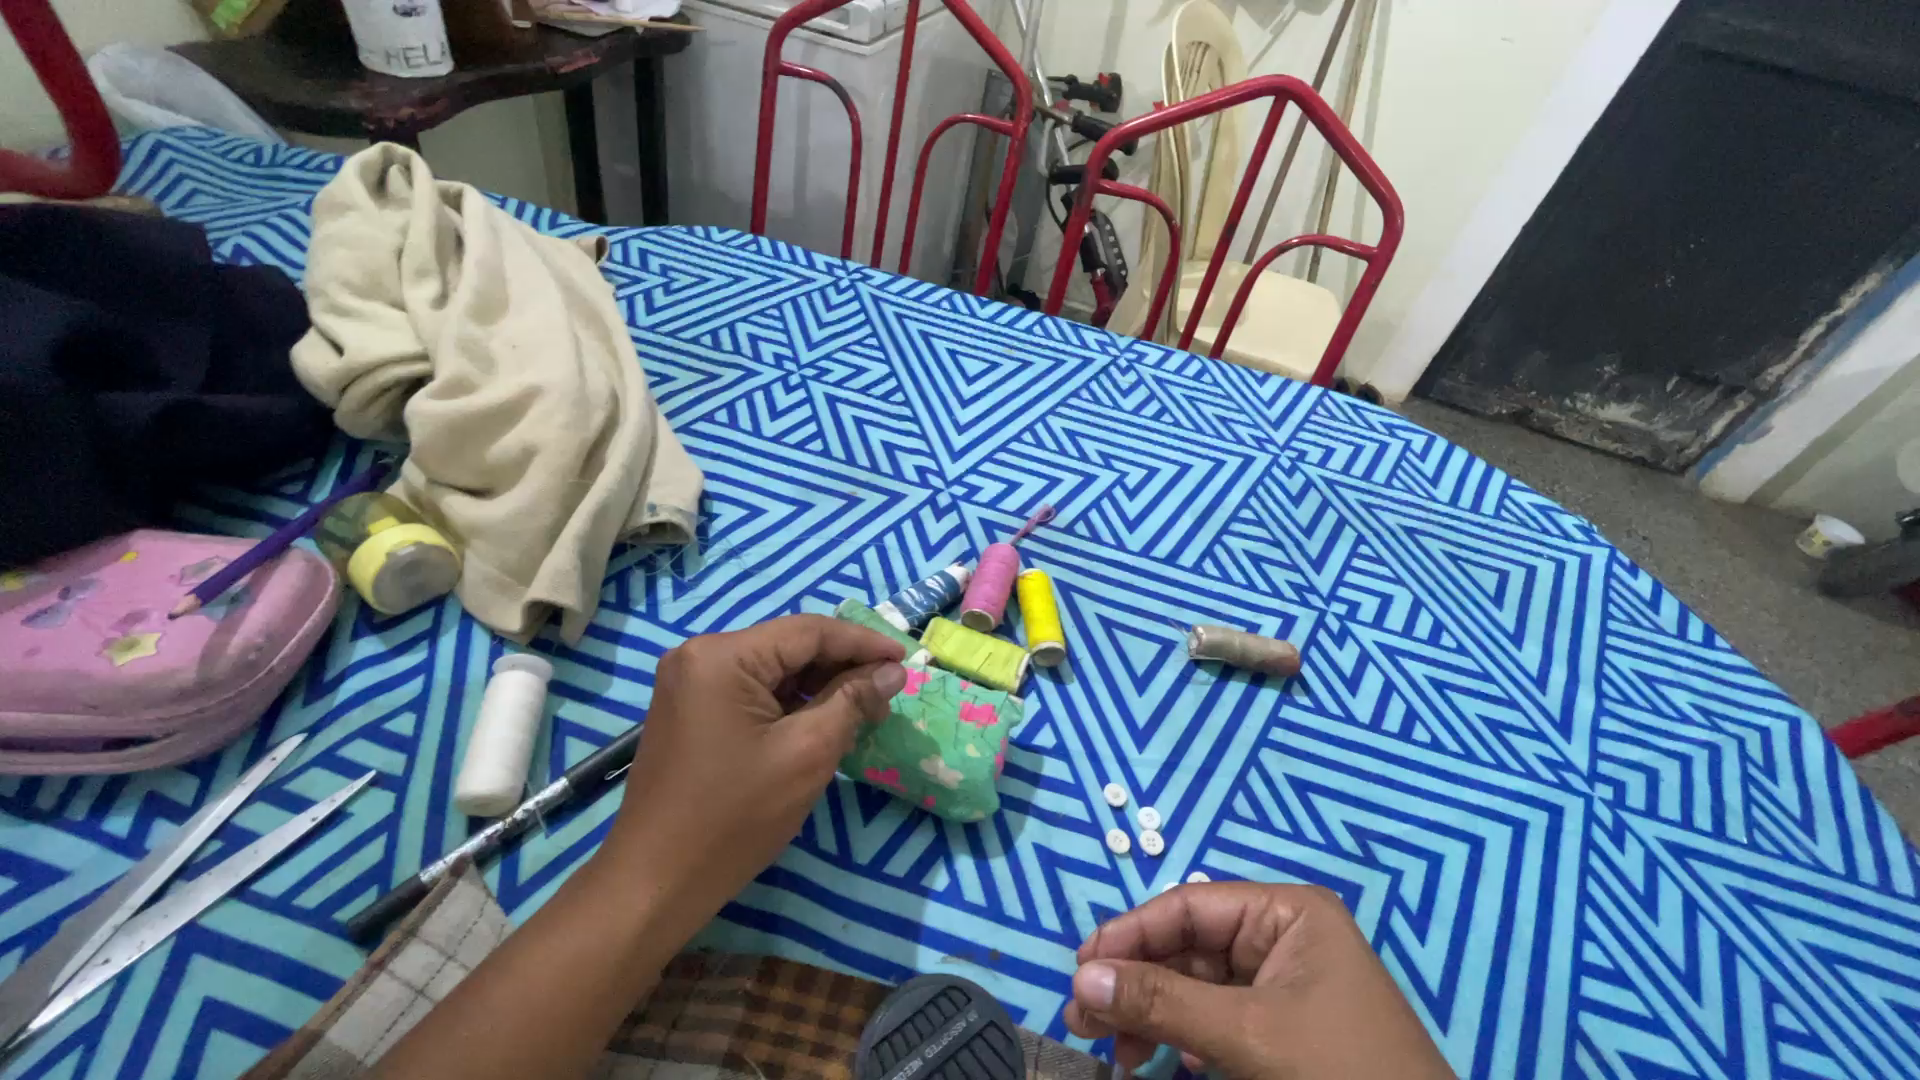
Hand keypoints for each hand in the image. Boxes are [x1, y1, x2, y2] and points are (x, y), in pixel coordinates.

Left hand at [603, 615, 907, 922]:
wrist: (655, 882)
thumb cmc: (735, 817)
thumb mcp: (807, 753)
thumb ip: (852, 701)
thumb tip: (892, 672)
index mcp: (722, 656)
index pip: (808, 631)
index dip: (863, 642)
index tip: (906, 660)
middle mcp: (700, 655)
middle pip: (789, 646)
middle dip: (843, 666)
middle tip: (889, 691)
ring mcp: (690, 683)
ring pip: (773, 669)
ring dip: (819, 686)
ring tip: (865, 709)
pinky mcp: (691, 710)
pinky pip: (752, 691)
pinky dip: (791, 703)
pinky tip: (824, 720)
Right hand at [1063, 882, 1452, 1079]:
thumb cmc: (1342, 1075)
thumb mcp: (1247, 1036)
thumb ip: (1161, 1003)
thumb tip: (1080, 981)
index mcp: (1286, 912)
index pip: (1187, 906)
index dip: (1129, 934)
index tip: (1079, 970)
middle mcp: (1284, 937)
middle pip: (1188, 945)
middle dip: (1136, 982)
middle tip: (1083, 1017)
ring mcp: (1285, 984)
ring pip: (1196, 985)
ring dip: (1152, 1015)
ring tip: (1113, 1051)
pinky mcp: (1285, 1029)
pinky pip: (1218, 1019)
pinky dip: (1184, 1038)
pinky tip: (1163, 1060)